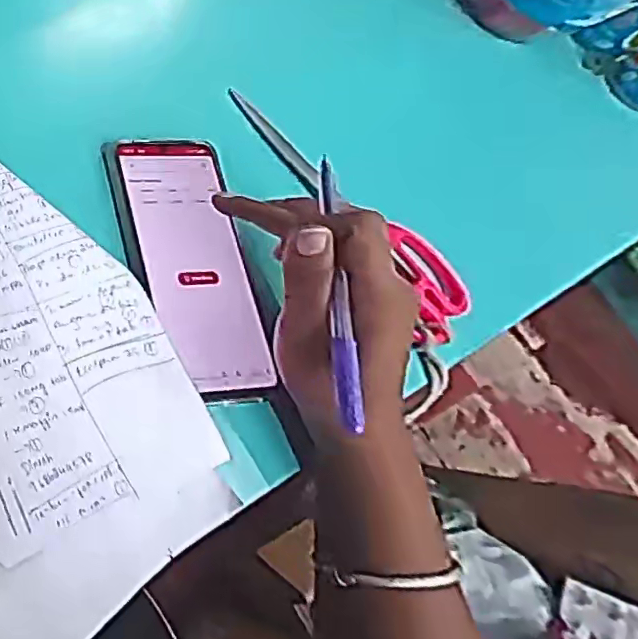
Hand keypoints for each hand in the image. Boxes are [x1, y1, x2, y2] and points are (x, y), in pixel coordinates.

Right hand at [212, 195, 418, 436]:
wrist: (355, 427)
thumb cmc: (324, 386)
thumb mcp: (304, 333)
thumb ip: (309, 280)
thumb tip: (309, 231)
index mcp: (376, 289)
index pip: (349, 224)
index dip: (298, 211)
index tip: (245, 210)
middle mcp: (392, 284)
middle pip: (351, 226)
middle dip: (296, 212)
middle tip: (245, 211)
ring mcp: (390, 292)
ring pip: (350, 238)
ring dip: (307, 226)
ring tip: (266, 234)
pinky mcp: (381, 301)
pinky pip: (351, 257)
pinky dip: (318, 247)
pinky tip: (295, 259)